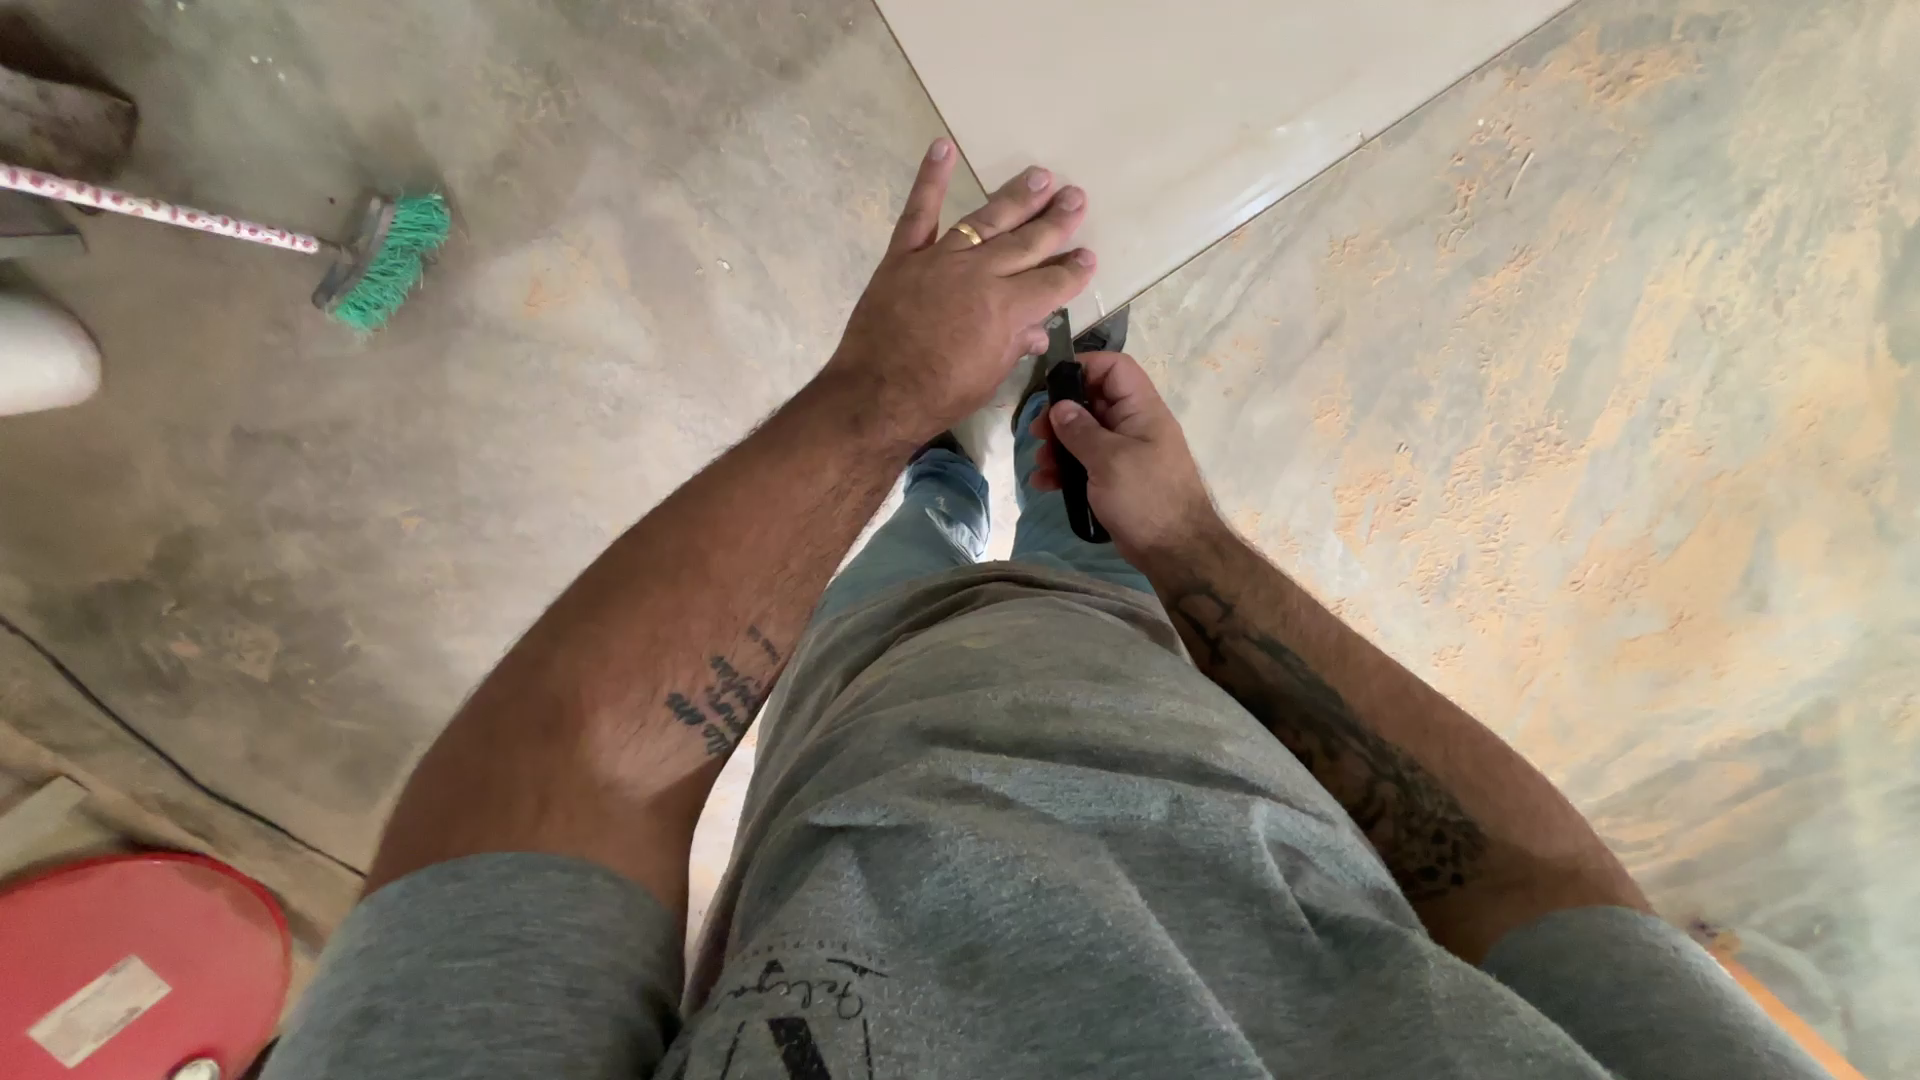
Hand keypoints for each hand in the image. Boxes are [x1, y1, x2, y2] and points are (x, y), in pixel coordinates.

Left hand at [822, 138, 1097, 446]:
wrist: (876, 395)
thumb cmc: (939, 396)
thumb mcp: (988, 378)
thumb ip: (1013, 347)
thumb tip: (1035, 331)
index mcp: (1006, 308)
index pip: (1052, 283)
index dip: (1073, 271)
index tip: (1088, 257)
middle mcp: (980, 274)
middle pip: (1026, 242)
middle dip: (1056, 222)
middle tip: (1076, 198)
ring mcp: (940, 260)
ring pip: (984, 220)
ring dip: (1015, 197)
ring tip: (1039, 176)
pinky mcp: (903, 257)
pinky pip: (919, 212)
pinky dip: (930, 179)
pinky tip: (941, 147)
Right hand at [1029, 351, 1223, 562]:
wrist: (1175, 550)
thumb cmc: (1146, 498)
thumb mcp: (1109, 460)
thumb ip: (1081, 430)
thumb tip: (1060, 407)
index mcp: (1141, 409)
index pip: (1114, 368)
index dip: (1084, 367)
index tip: (1052, 385)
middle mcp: (1133, 425)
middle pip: (1092, 401)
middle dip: (1061, 414)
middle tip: (1038, 433)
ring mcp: (1125, 453)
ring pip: (1084, 435)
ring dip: (1058, 446)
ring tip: (1040, 463)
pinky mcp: (1115, 479)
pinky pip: (1085, 464)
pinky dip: (1064, 470)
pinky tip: (1044, 483)